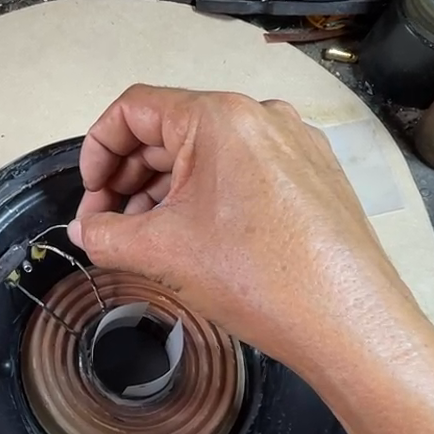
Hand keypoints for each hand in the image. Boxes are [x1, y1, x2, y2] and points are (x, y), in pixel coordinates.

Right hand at [69, 85, 423, 375]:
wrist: (350, 324)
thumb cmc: (259, 277)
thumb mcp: (161, 253)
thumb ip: (103, 234)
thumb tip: (83, 231)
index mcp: (219, 117)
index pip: (133, 109)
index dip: (97, 149)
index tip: (90, 196)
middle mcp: (260, 116)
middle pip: (167, 130)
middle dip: (127, 178)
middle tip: (107, 225)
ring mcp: (292, 144)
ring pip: (203, 153)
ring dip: (162, 190)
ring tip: (145, 237)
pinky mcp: (311, 173)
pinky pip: (239, 170)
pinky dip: (203, 195)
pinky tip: (193, 238)